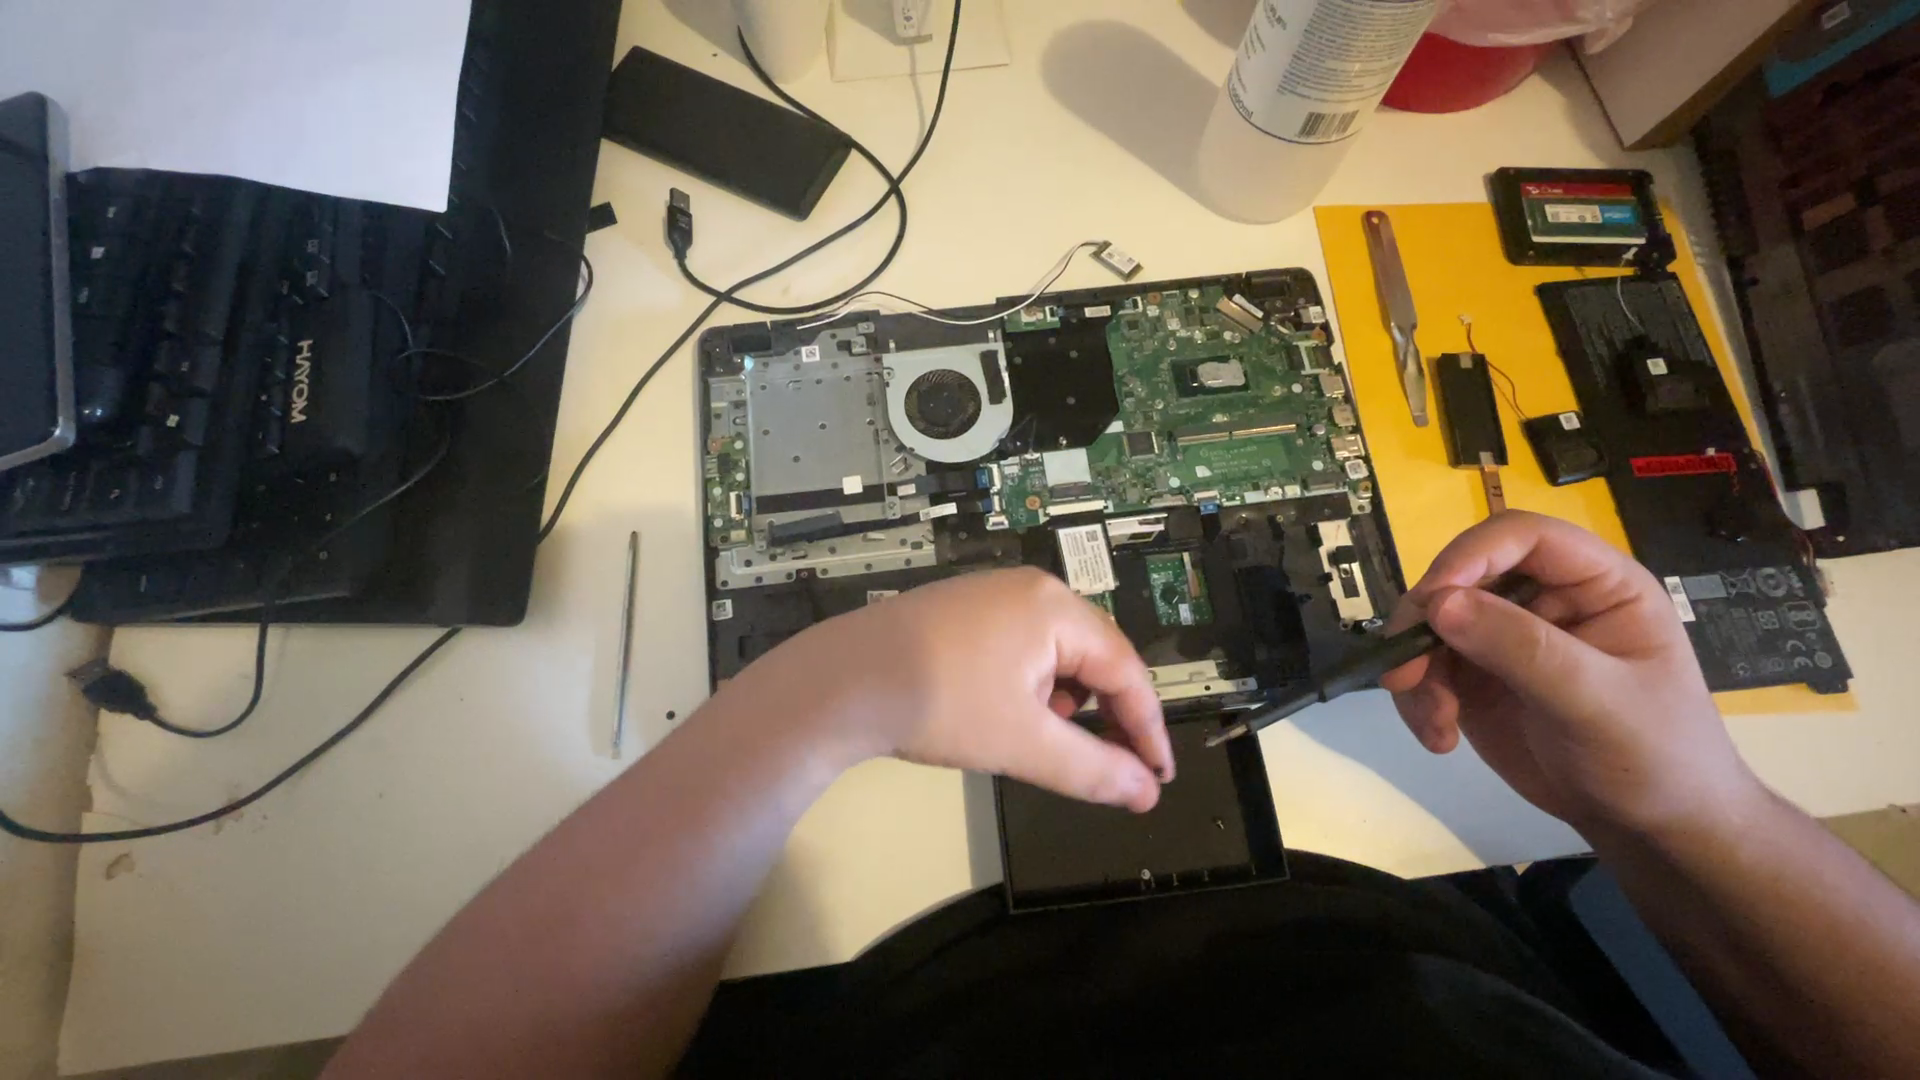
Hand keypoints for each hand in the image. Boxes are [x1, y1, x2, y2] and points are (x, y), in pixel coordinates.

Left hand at [713, 568, 1172, 811]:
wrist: (841, 680)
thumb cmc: (941, 706)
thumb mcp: (1025, 745)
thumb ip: (1095, 770)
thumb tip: (1147, 794)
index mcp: (1055, 608)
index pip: (1125, 669)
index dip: (1148, 727)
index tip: (1160, 775)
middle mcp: (1030, 588)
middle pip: (1093, 654)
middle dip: (1105, 712)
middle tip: (1106, 762)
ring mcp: (993, 593)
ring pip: (1056, 650)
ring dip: (1065, 698)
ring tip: (1043, 736)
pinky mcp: (964, 607)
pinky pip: (1021, 643)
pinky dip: (1030, 682)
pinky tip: (1008, 709)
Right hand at [1378, 512, 1760, 836]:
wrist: (1647, 826)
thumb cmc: (1654, 757)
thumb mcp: (1598, 702)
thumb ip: (1522, 649)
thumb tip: (1438, 604)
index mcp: (1594, 585)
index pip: (1522, 537)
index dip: (1471, 555)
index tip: (1433, 601)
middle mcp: (1539, 600)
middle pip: (1457, 577)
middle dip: (1424, 623)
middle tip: (1405, 671)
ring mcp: (1500, 636)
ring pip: (1427, 624)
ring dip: (1415, 669)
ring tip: (1434, 721)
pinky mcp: (1471, 674)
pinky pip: (1420, 666)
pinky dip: (1416, 700)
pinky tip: (1439, 737)